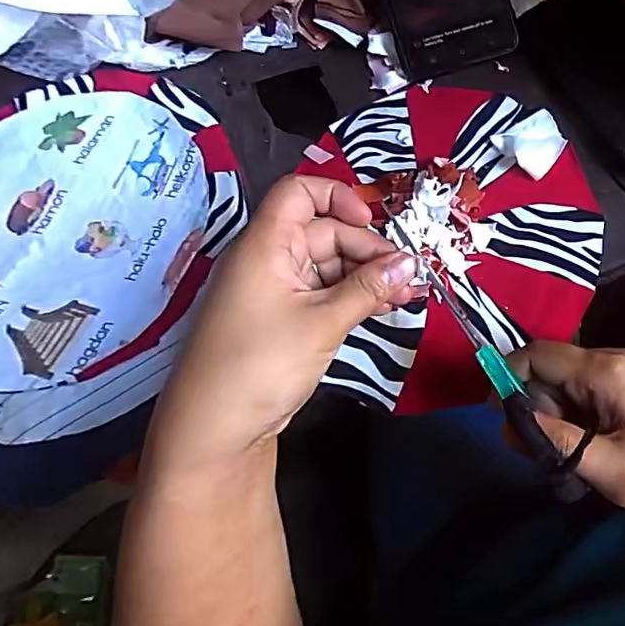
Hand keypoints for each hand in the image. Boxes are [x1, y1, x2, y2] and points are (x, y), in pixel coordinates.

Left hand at [157, 176, 419, 467]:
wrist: (215, 432)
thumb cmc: (259, 366)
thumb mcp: (323, 323)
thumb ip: (369, 288)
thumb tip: (409, 262)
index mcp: (266, 246)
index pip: (299, 193)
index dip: (338, 197)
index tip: (371, 223)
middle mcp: (271, 260)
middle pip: (327, 232)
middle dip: (370, 250)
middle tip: (406, 275)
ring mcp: (279, 289)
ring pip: (333, 264)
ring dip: (370, 276)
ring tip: (405, 294)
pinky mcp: (287, 316)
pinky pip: (328, 291)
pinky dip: (357, 295)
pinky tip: (387, 306)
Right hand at [505, 342, 624, 525]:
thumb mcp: (608, 466)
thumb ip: (557, 440)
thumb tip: (511, 421)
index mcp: (606, 370)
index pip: (539, 354)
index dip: (509, 378)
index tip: (498, 419)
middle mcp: (609, 362)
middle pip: (547, 371)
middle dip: (530, 408)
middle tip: (533, 454)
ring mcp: (617, 376)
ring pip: (560, 386)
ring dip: (549, 420)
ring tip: (559, 461)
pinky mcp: (621, 392)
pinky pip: (578, 397)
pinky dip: (568, 422)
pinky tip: (577, 454)